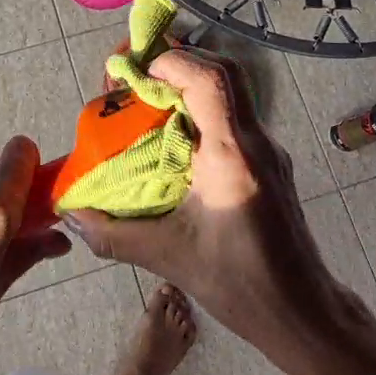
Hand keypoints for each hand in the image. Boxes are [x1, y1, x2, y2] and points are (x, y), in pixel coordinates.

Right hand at [64, 49, 359, 348]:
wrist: (303, 312)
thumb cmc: (241, 285)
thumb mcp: (169, 258)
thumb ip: (113, 234)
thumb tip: (71, 214)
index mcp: (233, 155)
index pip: (210, 81)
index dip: (171, 62)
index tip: (132, 74)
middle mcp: (256, 142)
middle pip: (224, 73)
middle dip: (179, 63)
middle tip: (137, 80)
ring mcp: (267, 150)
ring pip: (231, 93)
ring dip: (190, 86)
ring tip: (148, 104)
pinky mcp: (268, 164)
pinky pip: (233, 118)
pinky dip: (202, 112)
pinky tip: (174, 142)